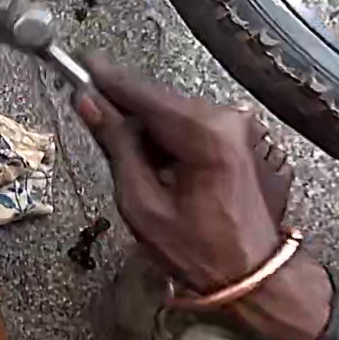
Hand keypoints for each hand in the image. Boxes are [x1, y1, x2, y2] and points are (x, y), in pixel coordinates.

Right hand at [75, 55, 292, 293]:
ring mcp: (237, 128)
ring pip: (172, 112)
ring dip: (146, 128)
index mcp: (205, 136)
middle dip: (124, 110)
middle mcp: (227, 121)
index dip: (107, 78)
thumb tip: (91, 105)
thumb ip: (116, 145)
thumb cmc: (201, 251)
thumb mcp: (142, 203)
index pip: (143, 94)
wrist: (256, 277)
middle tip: (95, 122)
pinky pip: (190, 124)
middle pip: (158, 100)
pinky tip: (160, 168)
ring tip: (139, 170)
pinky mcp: (239, 138)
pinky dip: (167, 137)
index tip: (83, 61)